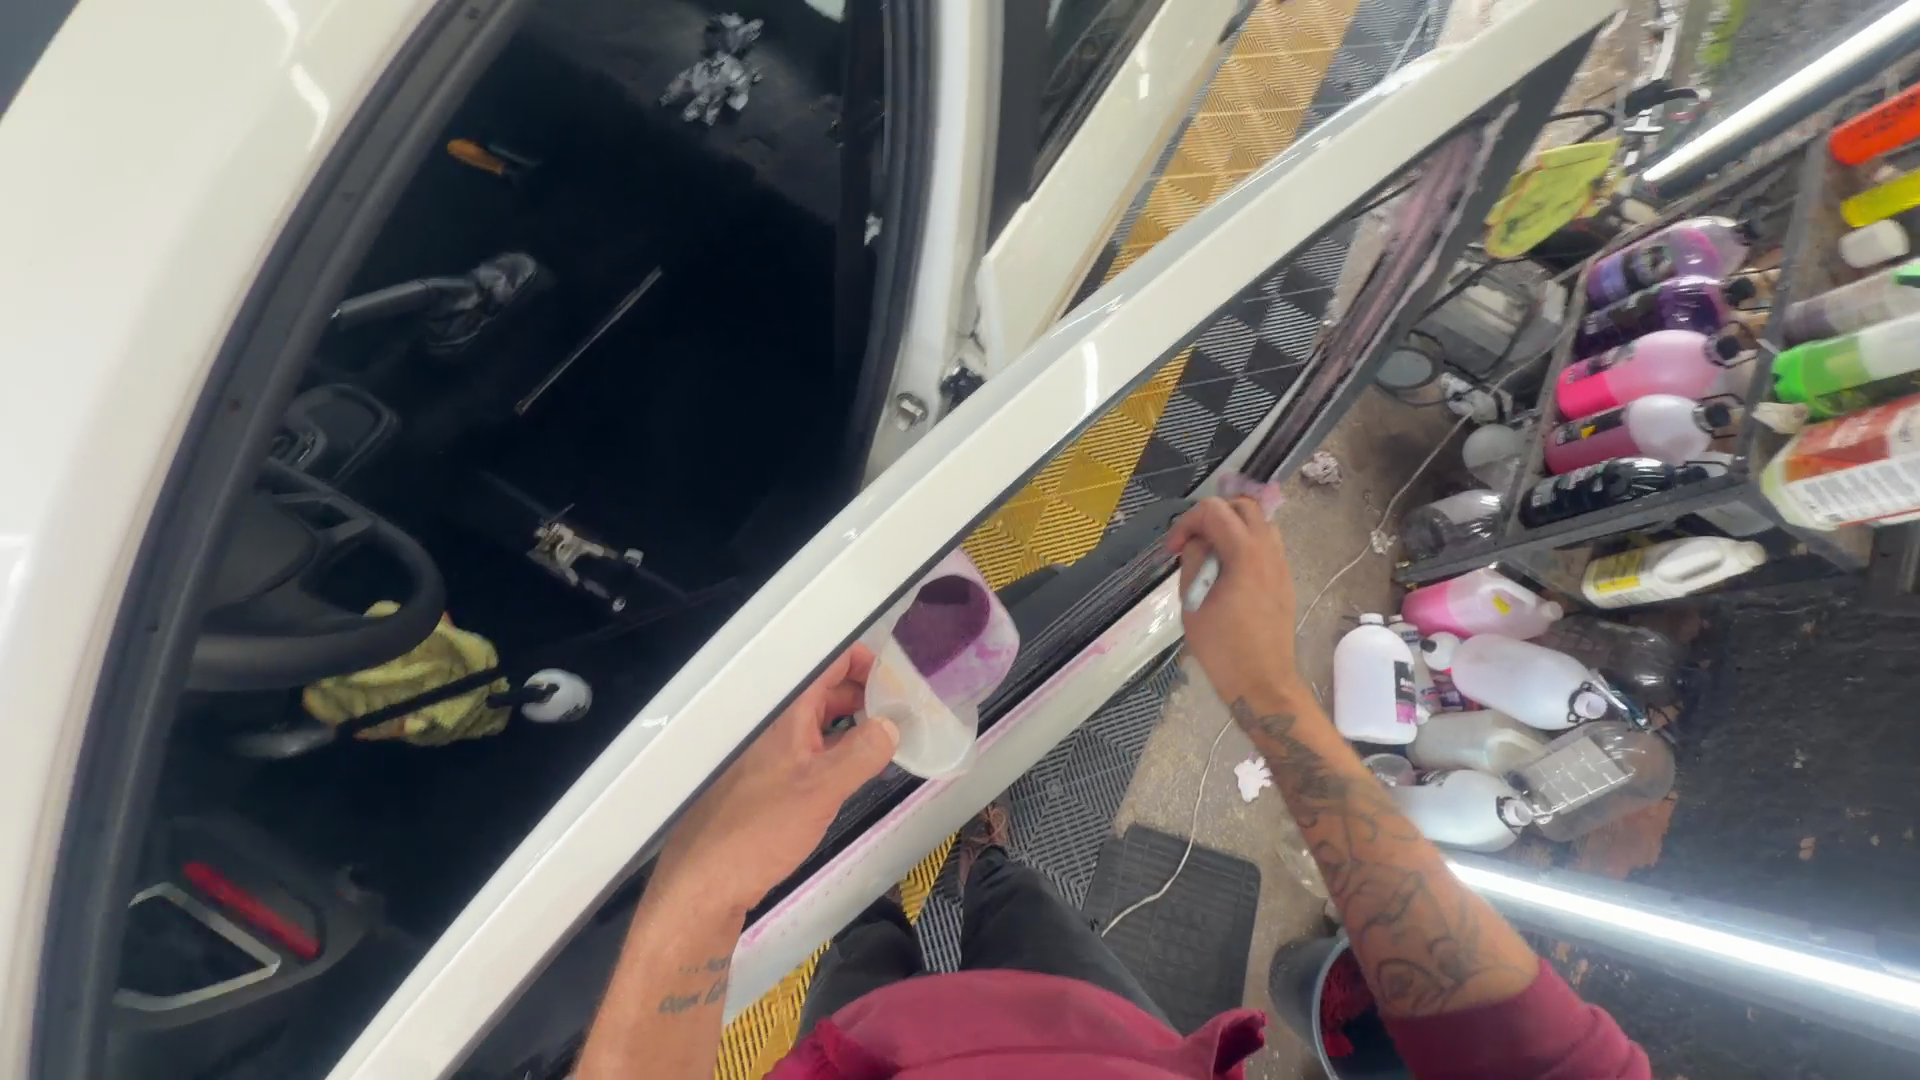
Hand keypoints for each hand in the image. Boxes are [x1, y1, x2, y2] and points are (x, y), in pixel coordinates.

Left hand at [652, 645, 898, 915]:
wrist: (707, 883)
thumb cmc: (760, 829)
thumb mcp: (823, 789)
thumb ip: (862, 753)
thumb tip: (892, 726)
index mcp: (787, 713)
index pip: (832, 664)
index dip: (867, 663)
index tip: (900, 679)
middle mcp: (779, 724)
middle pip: (830, 690)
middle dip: (868, 695)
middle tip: (906, 710)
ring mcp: (774, 752)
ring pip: (823, 722)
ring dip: (857, 724)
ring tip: (893, 735)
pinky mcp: (774, 780)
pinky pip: (815, 749)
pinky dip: (840, 749)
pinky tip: (861, 766)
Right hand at [1167, 497, 1306, 704]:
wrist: (1263, 681)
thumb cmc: (1223, 647)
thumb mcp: (1193, 603)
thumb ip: (1194, 562)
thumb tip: (1196, 543)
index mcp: (1245, 554)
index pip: (1214, 510)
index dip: (1187, 523)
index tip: (1174, 549)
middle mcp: (1269, 551)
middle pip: (1243, 506)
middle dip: (1211, 516)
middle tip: (1192, 542)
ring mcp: (1281, 565)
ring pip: (1259, 523)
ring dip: (1231, 528)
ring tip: (1210, 554)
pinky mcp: (1284, 580)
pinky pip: (1266, 545)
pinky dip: (1244, 544)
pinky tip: (1227, 572)